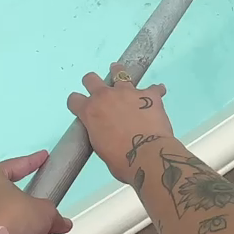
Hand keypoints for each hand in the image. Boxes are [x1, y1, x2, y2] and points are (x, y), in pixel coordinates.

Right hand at [65, 63, 173, 181]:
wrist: (147, 156)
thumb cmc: (121, 160)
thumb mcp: (101, 148)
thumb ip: (100, 133)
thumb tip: (107, 133)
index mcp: (90, 112)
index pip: (74, 100)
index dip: (76, 103)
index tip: (80, 106)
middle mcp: (105, 96)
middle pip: (91, 79)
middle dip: (92, 82)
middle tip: (97, 88)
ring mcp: (128, 92)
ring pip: (119, 73)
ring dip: (119, 73)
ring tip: (120, 72)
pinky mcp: (149, 95)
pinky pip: (154, 88)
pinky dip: (156, 91)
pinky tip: (159, 92)